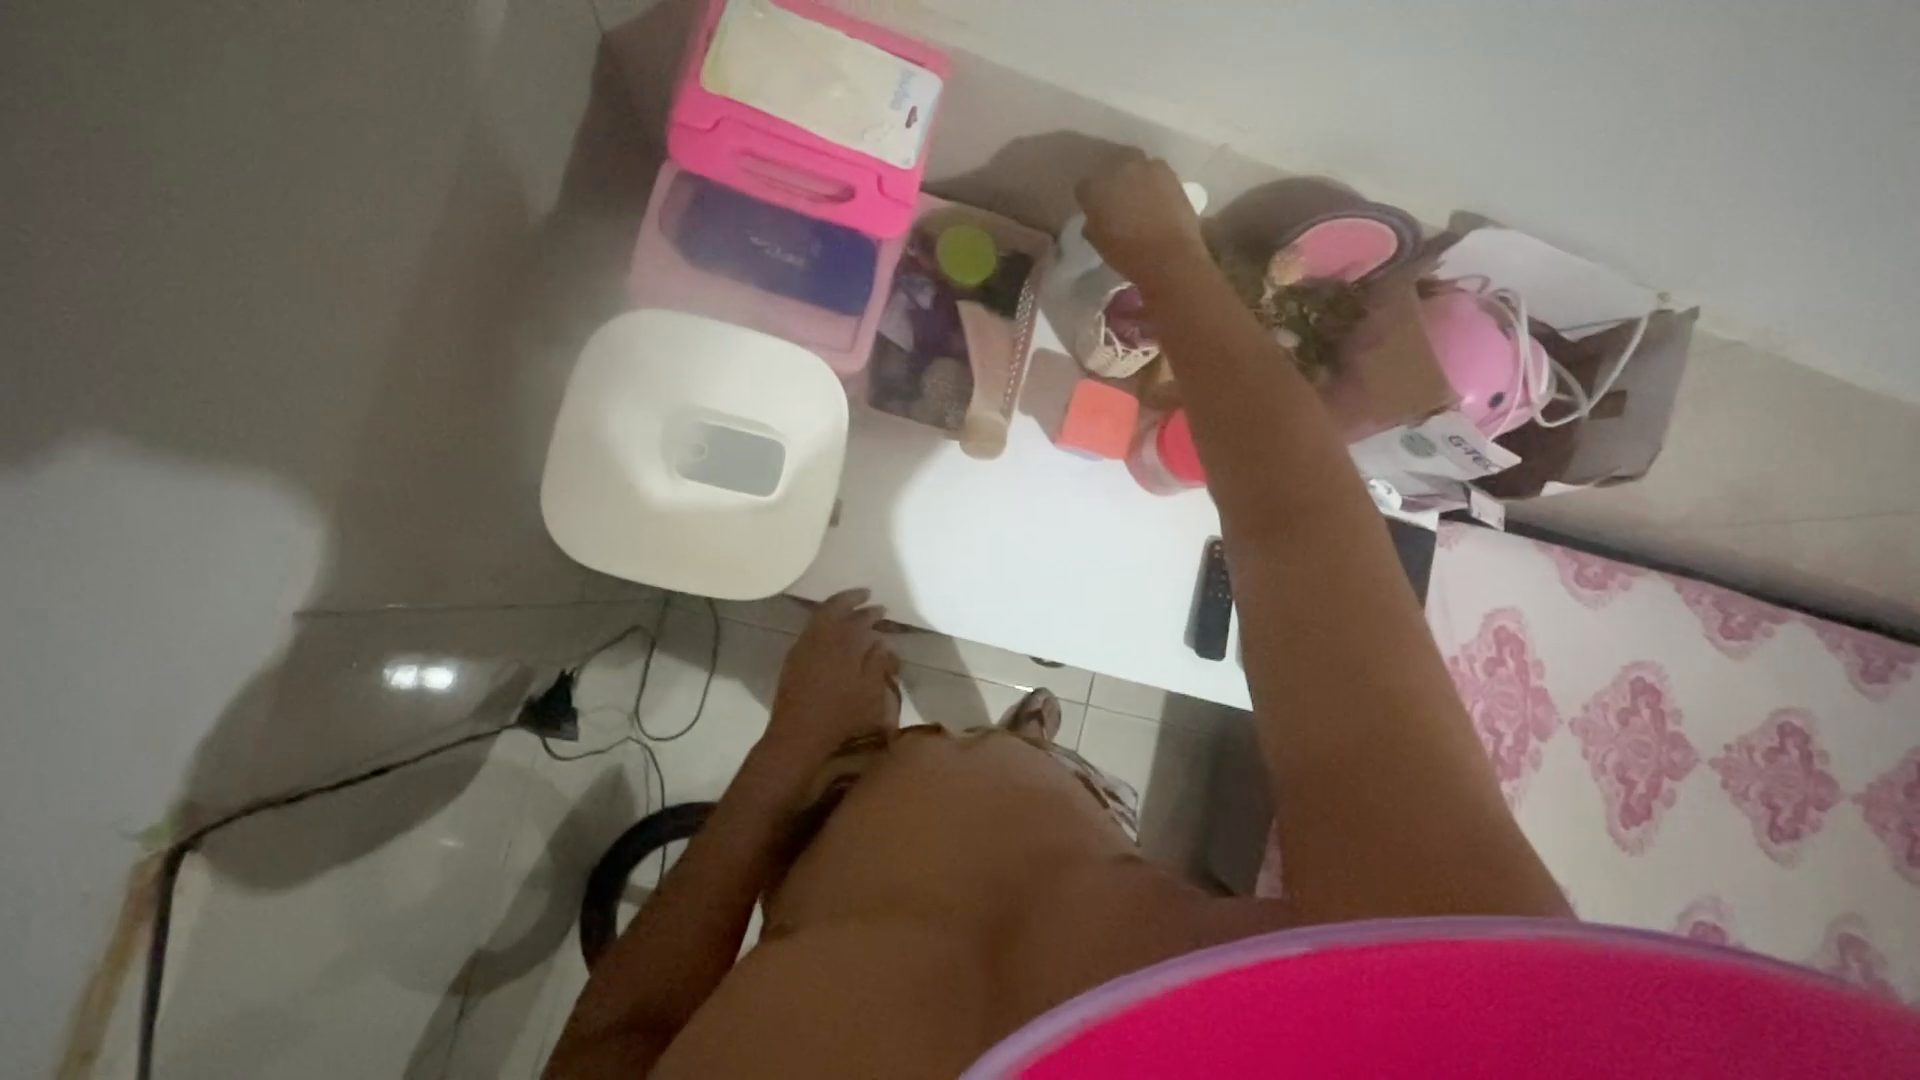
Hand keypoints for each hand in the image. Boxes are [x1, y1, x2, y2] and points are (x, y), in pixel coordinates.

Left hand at [764, 589, 899, 765]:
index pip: (858, 618)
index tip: (882, 608)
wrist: (798, 734)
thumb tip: (881, 641)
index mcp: (840, 643)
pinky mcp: (793, 659)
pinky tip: (832, 633)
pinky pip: (810, 630)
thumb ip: (877, 663)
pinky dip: (824, 623)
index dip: (871, 611)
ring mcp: (802, 647)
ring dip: (836, 610)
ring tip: (850, 611)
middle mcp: (819, 638)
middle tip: (865, 595)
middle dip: (850, 599)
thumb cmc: (840, 716)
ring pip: (819, 617)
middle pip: (833, 608)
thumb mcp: (869, 692)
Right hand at [1075, 153, 1207, 284]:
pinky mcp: (1169, 173)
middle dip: (1113, 182)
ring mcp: (1146, 168)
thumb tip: (1095, 217)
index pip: (1084, 187)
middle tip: (1119, 202)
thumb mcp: (1099, 244)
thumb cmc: (1128, 255)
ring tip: (1141, 200)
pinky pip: (1156, 173)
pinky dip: (1154, 183)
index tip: (1095, 212)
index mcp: (1095, 190)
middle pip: (1111, 168)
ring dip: (1135, 179)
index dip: (1089, 200)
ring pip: (1135, 166)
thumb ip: (1093, 224)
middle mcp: (1119, 170)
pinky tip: (1158, 200)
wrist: (1170, 255)